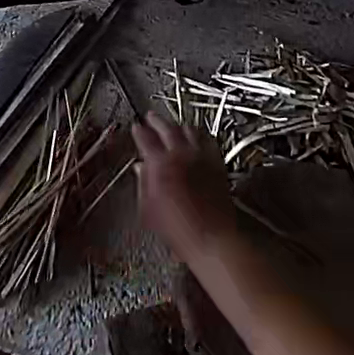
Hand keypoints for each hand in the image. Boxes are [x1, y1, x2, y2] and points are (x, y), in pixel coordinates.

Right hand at [132, 112, 236, 263]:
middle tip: (151, 117)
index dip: (139, 130)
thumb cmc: (180, 230)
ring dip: (178, 124)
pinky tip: (197, 137)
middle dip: (157, 120)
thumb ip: (142, 184)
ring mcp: (201, 156)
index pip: (146, 138)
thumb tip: (140, 170)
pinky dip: (199, 134)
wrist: (211, 237)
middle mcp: (181, 154)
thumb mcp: (148, 210)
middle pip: (167, 127)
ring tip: (173, 125)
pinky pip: (207, 139)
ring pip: (189, 129)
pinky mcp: (216, 162)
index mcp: (160, 164)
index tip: (137, 127)